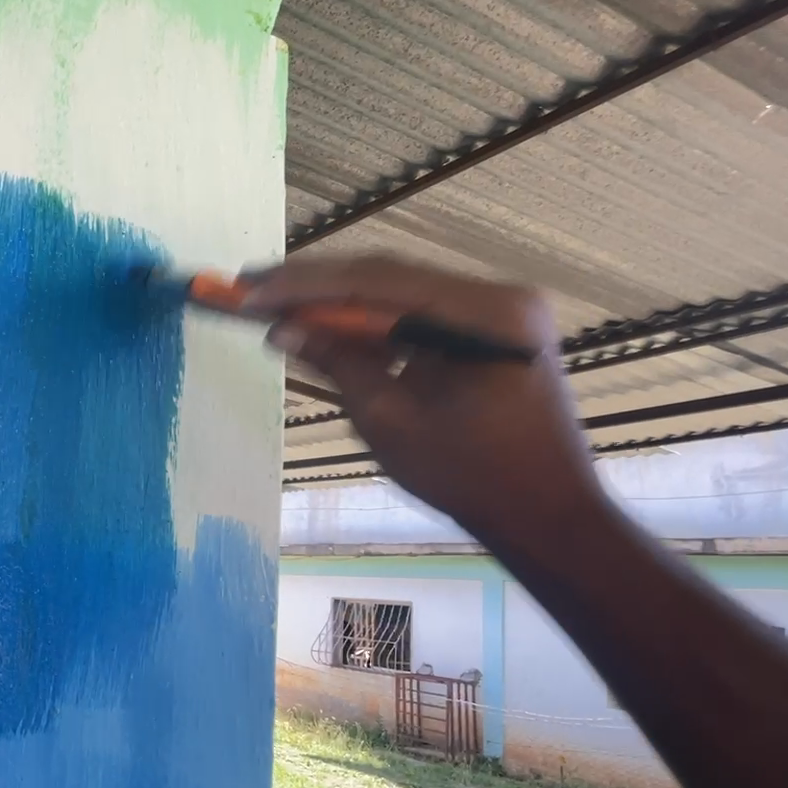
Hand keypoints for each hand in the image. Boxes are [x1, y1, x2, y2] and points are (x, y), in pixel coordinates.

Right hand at [244, 255, 608, 545]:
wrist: (541, 509)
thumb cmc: (465, 472)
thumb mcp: (386, 418)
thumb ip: (336, 363)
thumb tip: (280, 330)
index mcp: (482, 313)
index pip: (373, 282)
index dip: (301, 285)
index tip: (246, 292)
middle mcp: (494, 297)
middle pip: (384, 278)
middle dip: (311, 284)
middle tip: (247, 287)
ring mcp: (493, 312)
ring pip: (393, 293)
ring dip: (331, 301)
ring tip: (270, 302)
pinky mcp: (483, 331)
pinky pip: (411, 315)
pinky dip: (361, 322)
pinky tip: (318, 325)